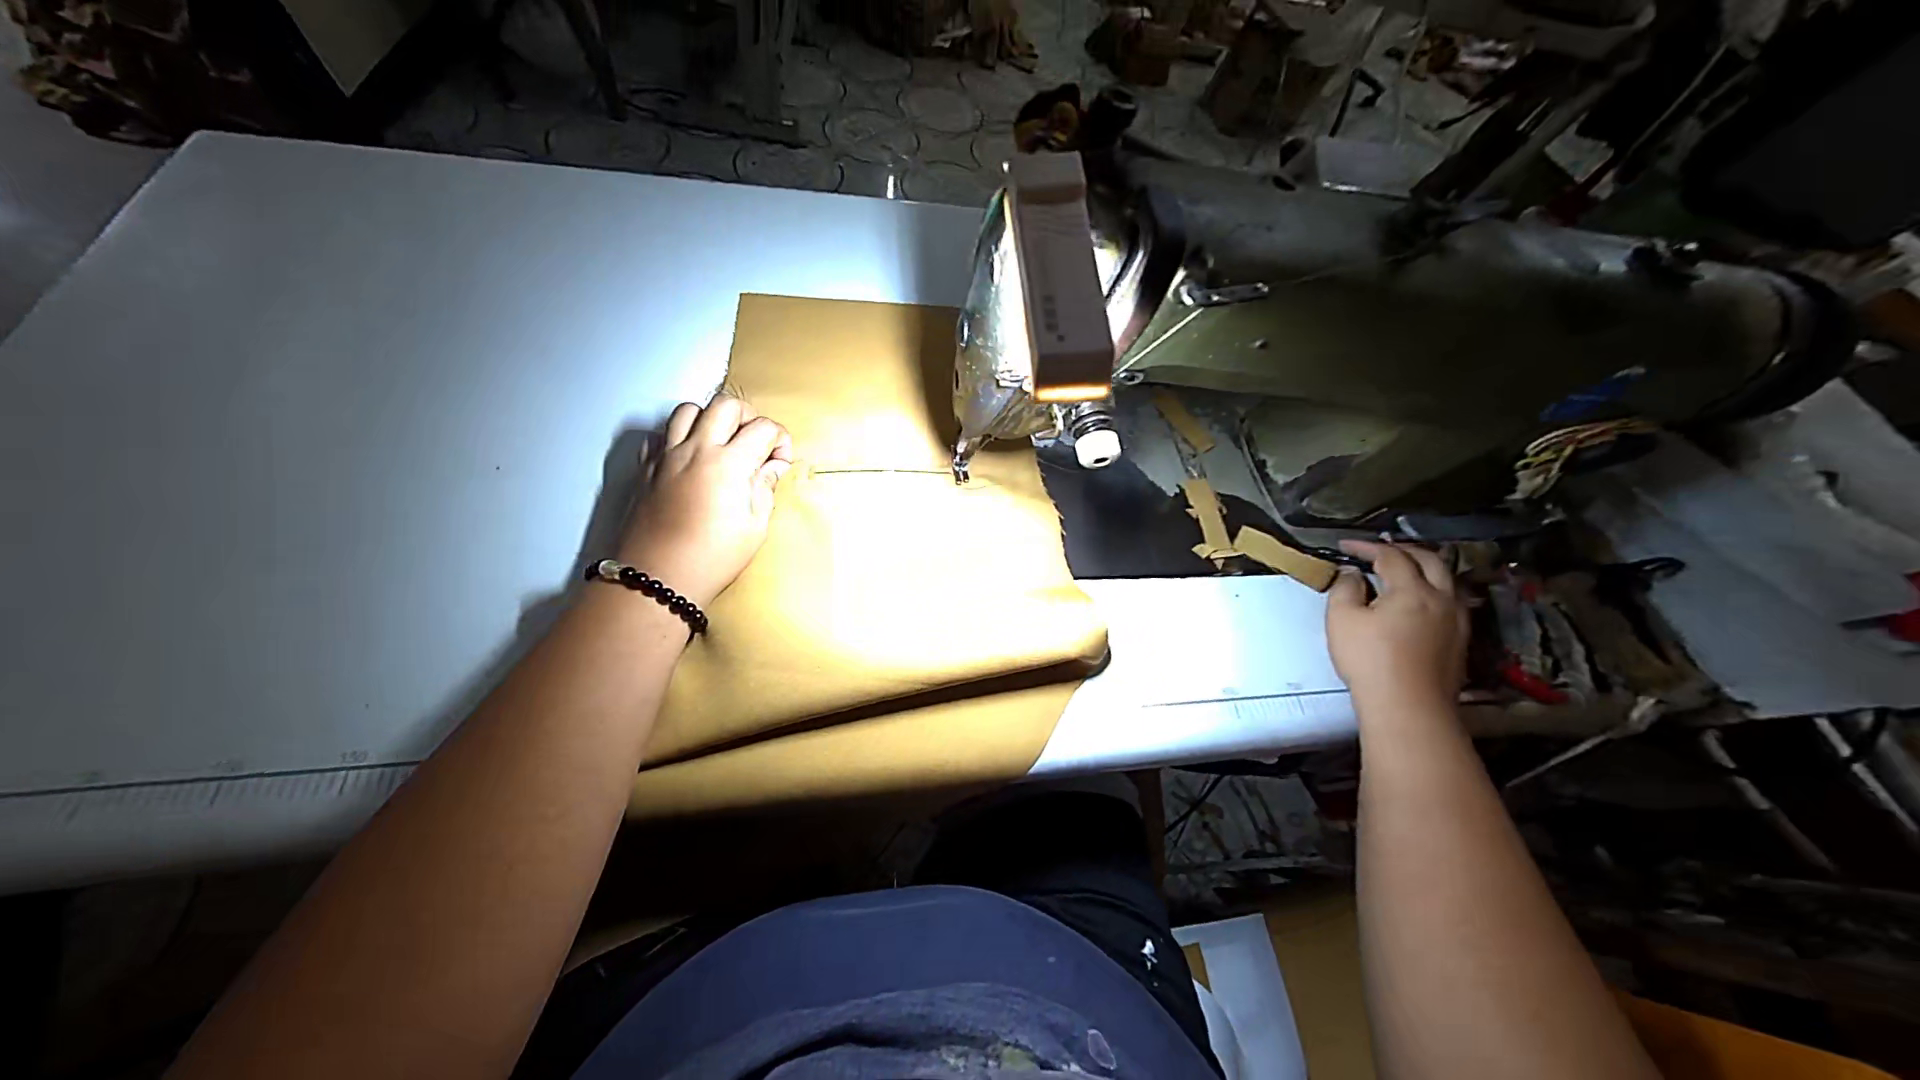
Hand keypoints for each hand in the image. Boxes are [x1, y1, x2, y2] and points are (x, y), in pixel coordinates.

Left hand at [617, 395, 792, 609]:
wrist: (658, 579)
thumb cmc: (713, 559)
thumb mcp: (754, 527)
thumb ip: (764, 488)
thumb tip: (771, 468)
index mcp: (729, 463)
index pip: (763, 428)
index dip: (780, 440)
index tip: (780, 462)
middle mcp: (696, 450)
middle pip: (725, 405)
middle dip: (748, 417)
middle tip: (755, 442)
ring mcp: (667, 457)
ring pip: (688, 410)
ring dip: (710, 419)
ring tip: (720, 443)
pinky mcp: (646, 469)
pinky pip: (660, 435)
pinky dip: (677, 437)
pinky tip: (688, 459)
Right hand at [1326, 540, 1467, 712]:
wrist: (1408, 707)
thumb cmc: (1370, 661)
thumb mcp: (1342, 620)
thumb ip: (1345, 589)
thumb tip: (1354, 574)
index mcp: (1413, 590)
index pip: (1391, 556)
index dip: (1367, 547)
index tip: (1346, 546)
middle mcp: (1442, 598)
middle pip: (1429, 560)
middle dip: (1404, 550)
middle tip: (1380, 550)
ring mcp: (1457, 620)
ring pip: (1447, 580)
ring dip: (1425, 568)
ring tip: (1405, 569)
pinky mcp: (1460, 640)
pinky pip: (1452, 601)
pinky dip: (1435, 590)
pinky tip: (1422, 600)